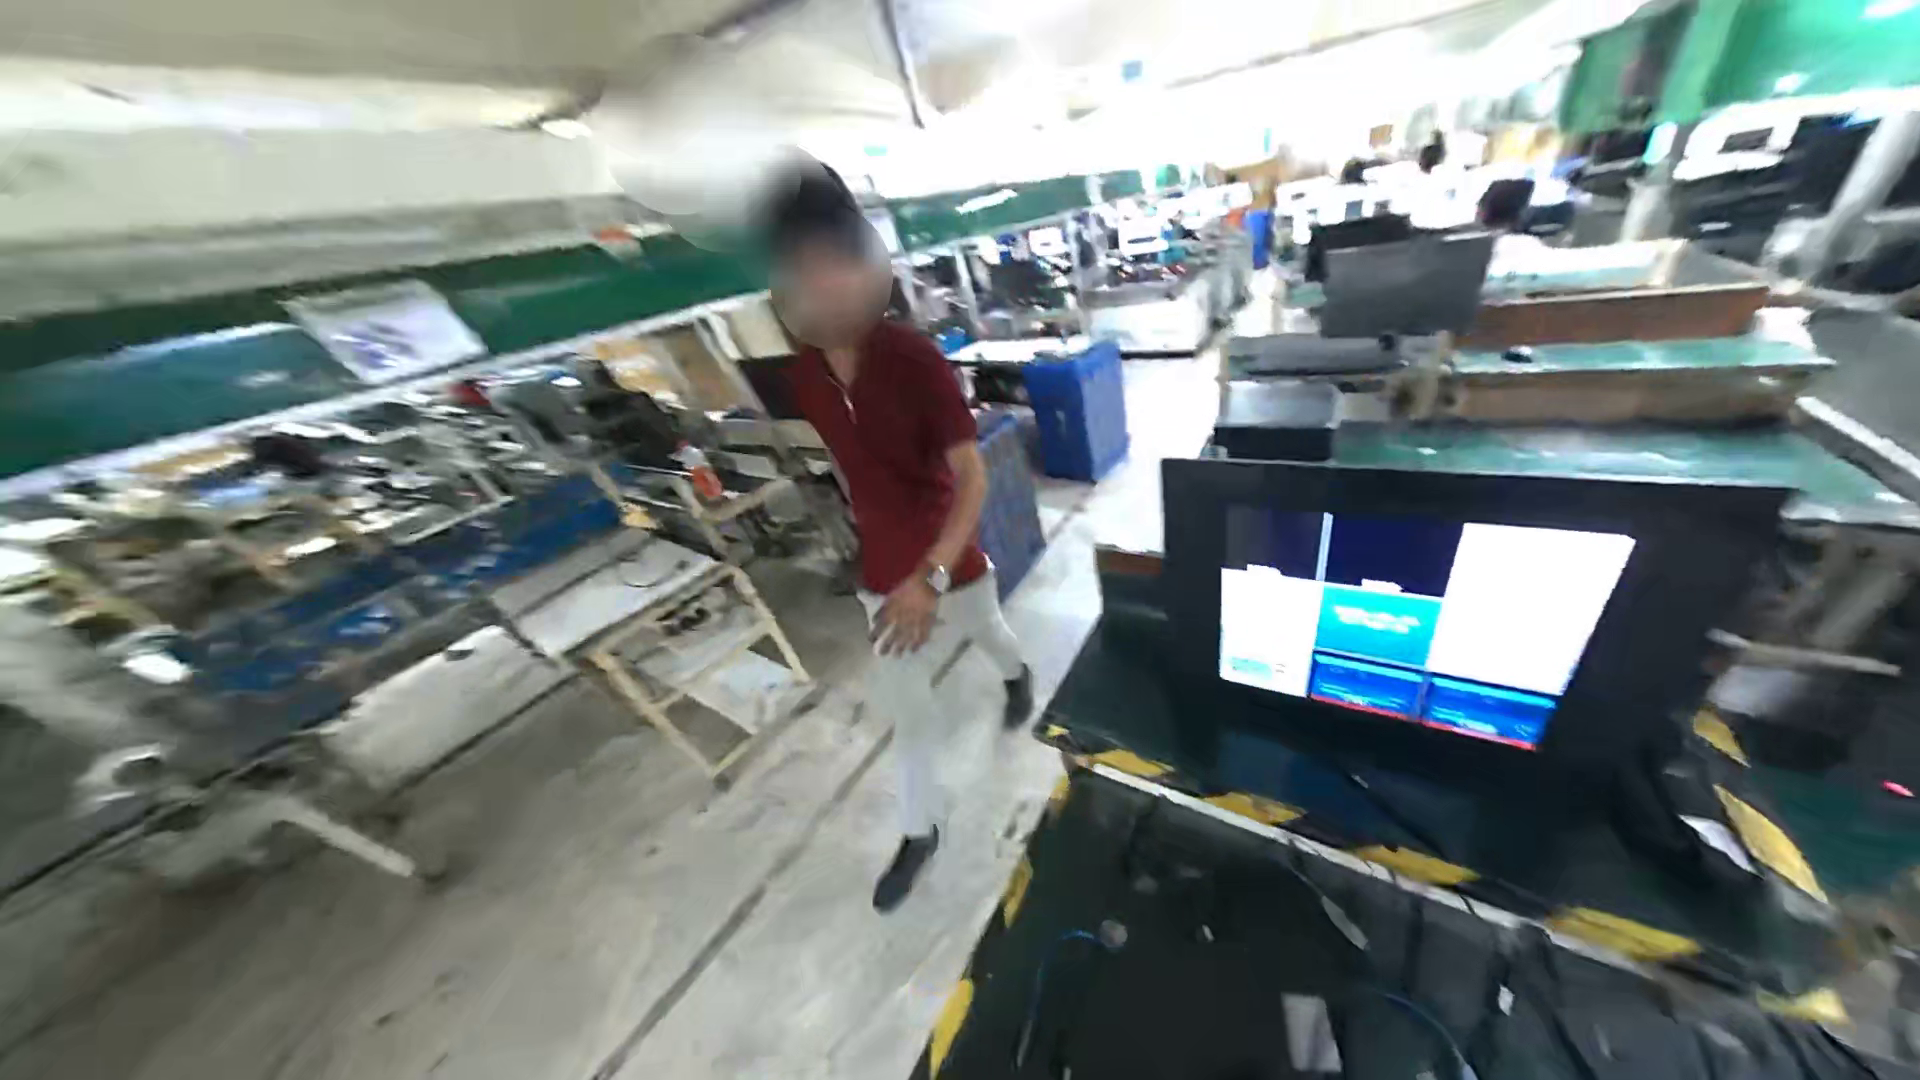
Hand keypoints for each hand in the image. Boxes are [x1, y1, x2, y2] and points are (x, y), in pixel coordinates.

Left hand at [876, 577, 938, 654]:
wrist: (927, 582)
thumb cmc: (909, 586)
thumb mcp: (893, 594)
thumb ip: (884, 608)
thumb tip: (875, 620)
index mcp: (893, 609)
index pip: (881, 624)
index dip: (875, 632)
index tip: (871, 640)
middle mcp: (902, 618)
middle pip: (893, 634)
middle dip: (887, 645)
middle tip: (882, 654)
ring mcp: (914, 622)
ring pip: (906, 638)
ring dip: (901, 647)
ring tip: (897, 656)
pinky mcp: (926, 623)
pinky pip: (921, 636)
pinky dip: (917, 644)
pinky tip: (914, 650)